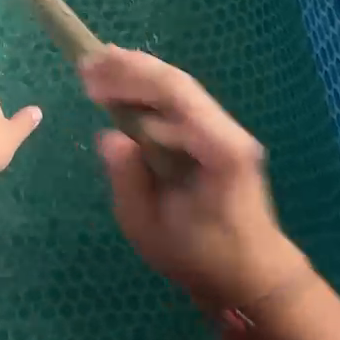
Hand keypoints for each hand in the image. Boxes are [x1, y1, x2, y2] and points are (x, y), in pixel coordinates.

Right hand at [79, 46, 308, 309]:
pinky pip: (181, 107)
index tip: (91, 76)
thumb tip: (110, 136)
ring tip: (97, 68)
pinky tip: (123, 91)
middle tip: (87, 62)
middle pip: (178, 84)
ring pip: (180, 91)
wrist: (252, 277)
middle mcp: (228, 132)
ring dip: (138, 77)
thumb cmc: (200, 257)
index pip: (175, 95)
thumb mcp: (149, 227)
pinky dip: (149, 94)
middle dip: (130, 69)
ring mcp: (226, 133)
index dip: (130, 78)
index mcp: (219, 149)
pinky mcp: (217, 140)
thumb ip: (128, 179)